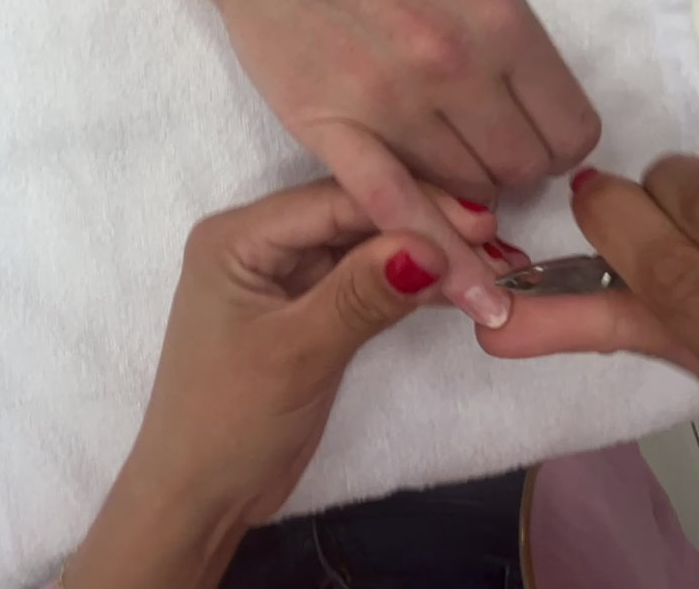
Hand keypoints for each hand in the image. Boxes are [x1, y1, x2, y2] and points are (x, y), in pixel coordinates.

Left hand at [65, 182, 480, 588]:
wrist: (201, 495)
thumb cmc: (230, 420)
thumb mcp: (296, 354)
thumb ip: (360, 296)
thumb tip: (432, 247)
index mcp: (237, 235)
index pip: (330, 202)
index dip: (403, 207)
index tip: (477, 223)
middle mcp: (260, 240)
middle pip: (349, 217)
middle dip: (420, 230)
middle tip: (496, 242)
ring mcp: (285, 272)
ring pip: (362, 247)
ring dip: (422, 258)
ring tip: (494, 264)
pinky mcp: (308, 304)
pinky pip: (363, 280)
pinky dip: (407, 286)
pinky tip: (457, 288)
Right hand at [199, 0, 598, 329]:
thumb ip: (507, 37)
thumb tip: (533, 110)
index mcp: (499, 16)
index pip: (569, 128)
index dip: (555, 146)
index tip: (530, 143)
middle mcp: (456, 64)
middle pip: (521, 168)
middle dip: (510, 171)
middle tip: (476, 150)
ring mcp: (392, 101)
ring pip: (466, 193)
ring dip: (464, 193)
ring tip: (432, 160)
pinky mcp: (330, 128)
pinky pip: (395, 209)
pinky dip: (440, 261)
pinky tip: (472, 300)